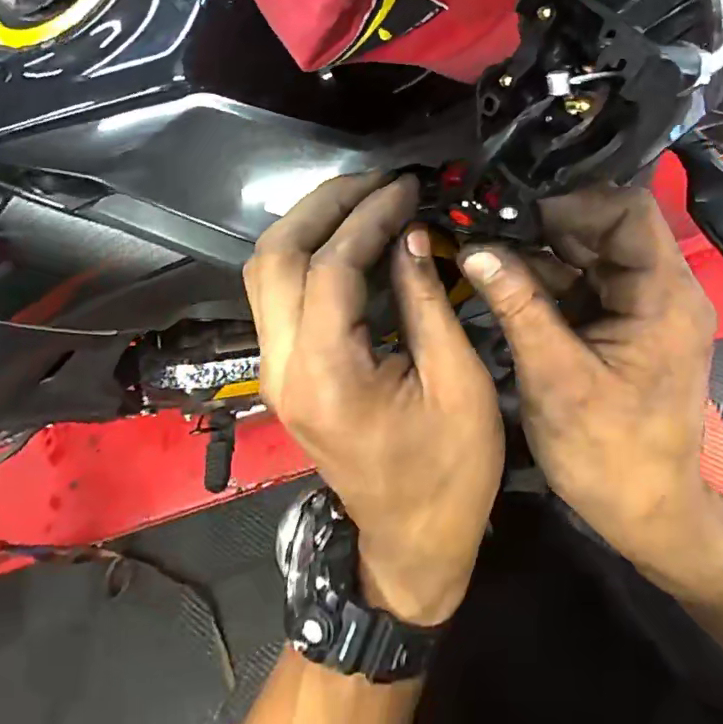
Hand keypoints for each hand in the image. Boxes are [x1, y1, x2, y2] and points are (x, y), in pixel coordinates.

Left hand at [245, 172, 502, 624]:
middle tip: (377, 182)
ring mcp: (273, 370)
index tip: (407, 189)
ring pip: (265, 271)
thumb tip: (410, 236)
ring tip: (362, 198)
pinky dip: (306, 253)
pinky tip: (346, 237)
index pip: (331, 267)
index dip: (369, 218)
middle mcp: (282, 367)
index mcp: (327, 375)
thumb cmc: (449, 473)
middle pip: (275, 257)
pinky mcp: (281, 371)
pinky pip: (278, 293)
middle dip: (324, 206)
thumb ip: (427, 303)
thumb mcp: (457, 384)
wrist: (410, 541)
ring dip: (308, 224)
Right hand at [456, 186, 717, 568]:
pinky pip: (586, 283)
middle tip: (492, 224)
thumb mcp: (555, 378)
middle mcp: (662, 291)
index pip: (628, 213)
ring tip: (490, 244)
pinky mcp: (625, 324)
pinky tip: (507, 275)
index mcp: (664, 297)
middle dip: (551, 224)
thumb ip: (518, 306)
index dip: (574, 202)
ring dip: (544, 249)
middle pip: (610, 228)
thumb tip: (476, 249)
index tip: (518, 212)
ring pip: (594, 253)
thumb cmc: (609, 455)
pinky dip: (549, 278)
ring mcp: (644, 308)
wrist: (647, 515)